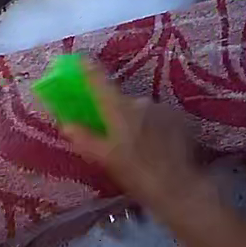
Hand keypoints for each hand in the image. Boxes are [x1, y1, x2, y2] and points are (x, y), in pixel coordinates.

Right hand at [56, 61, 223, 228]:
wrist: (179, 187)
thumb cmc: (136, 174)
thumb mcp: (106, 160)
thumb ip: (85, 139)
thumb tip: (66, 124)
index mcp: (119, 110)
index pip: (100, 81)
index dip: (89, 69)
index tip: (81, 59)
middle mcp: (141, 102)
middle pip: (123, 102)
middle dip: (118, 115)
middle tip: (119, 140)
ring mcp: (162, 108)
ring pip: (143, 111)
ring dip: (139, 123)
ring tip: (142, 149)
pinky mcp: (180, 117)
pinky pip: (161, 117)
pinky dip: (156, 128)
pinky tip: (158, 147)